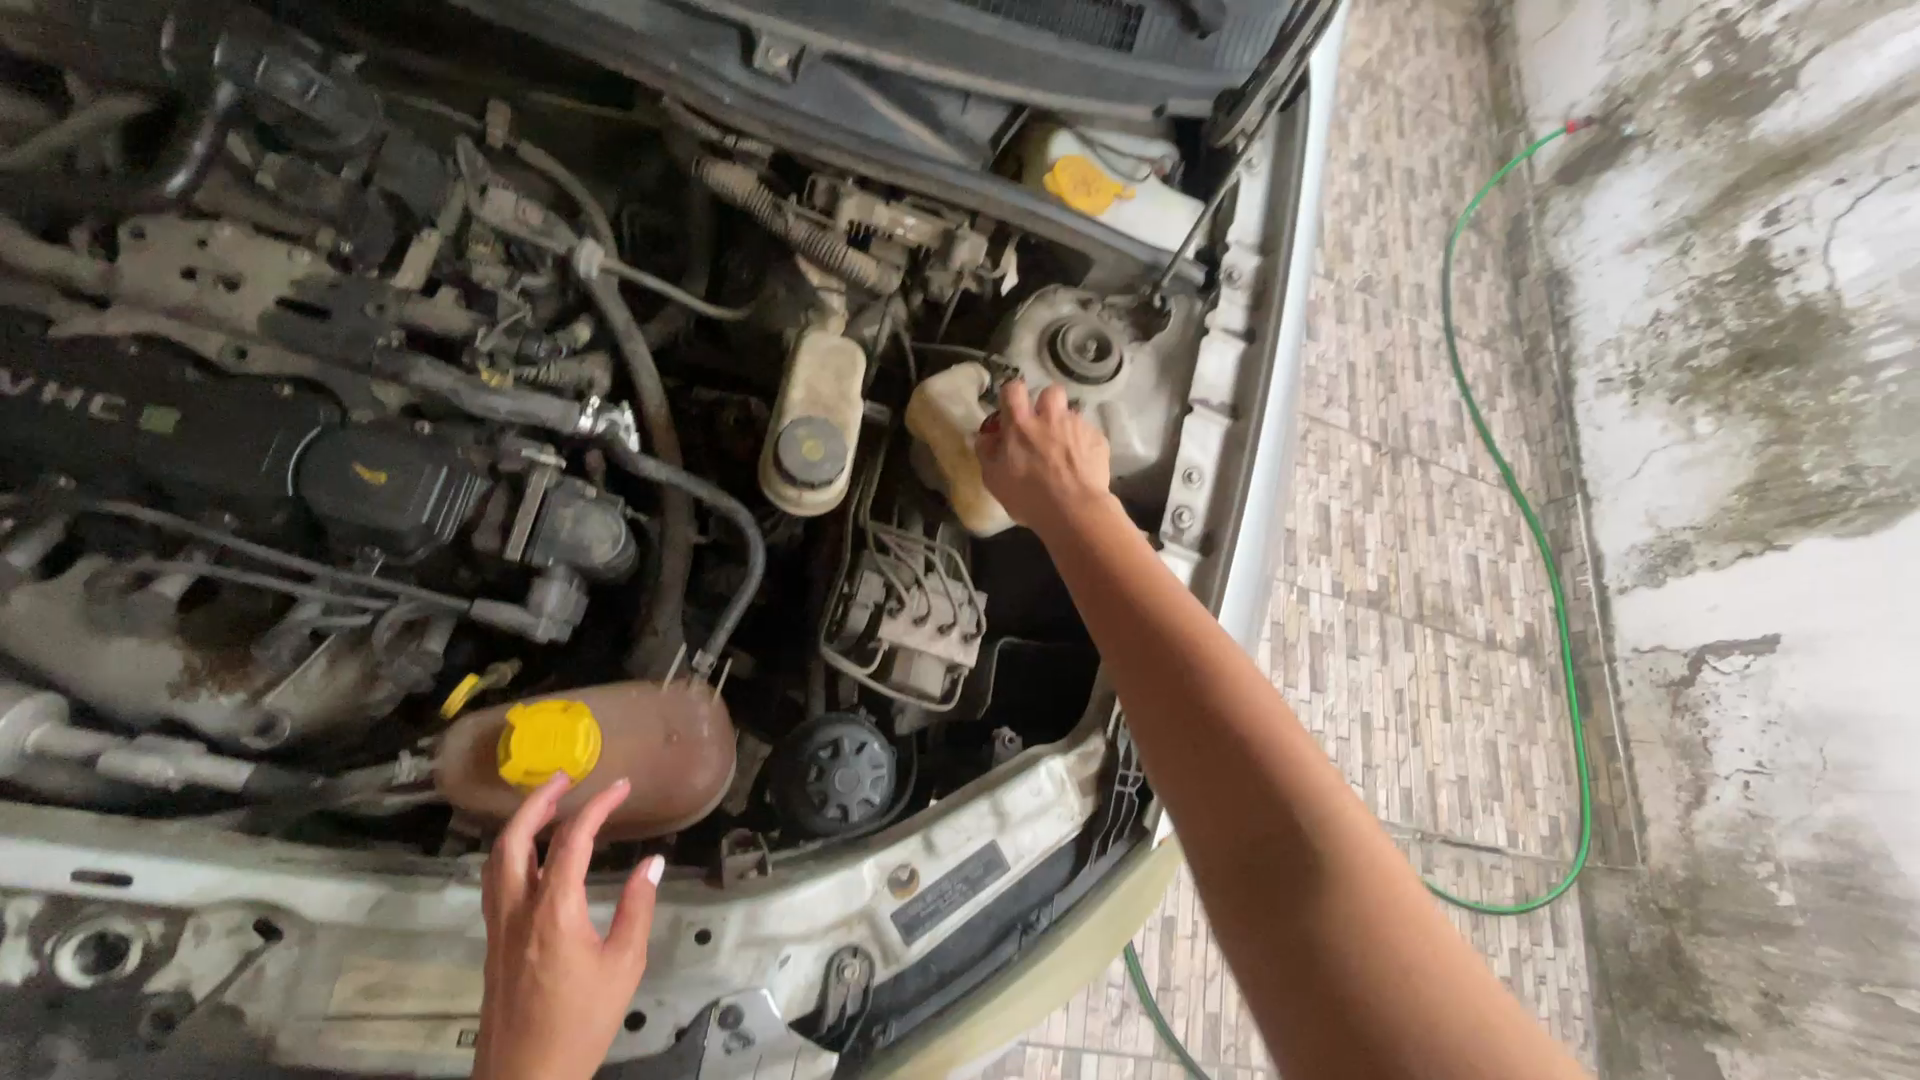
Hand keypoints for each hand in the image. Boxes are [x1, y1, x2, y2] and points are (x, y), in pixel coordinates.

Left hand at [474, 775, 663, 1079]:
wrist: (525, 1079)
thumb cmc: (581, 1023)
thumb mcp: (624, 965)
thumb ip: (637, 908)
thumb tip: (651, 861)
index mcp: (552, 911)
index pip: (571, 841)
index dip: (597, 807)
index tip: (621, 786)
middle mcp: (516, 911)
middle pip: (512, 841)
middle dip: (536, 802)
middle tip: (564, 778)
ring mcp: (498, 928)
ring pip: (495, 861)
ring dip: (518, 825)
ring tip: (546, 806)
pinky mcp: (494, 944)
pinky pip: (495, 882)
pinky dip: (511, 853)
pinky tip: (532, 856)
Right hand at [976, 379, 1114, 534]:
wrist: (1075, 511)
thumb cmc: (1028, 497)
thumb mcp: (994, 480)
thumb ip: (986, 453)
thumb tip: (984, 437)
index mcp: (1020, 424)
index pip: (1013, 389)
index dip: (1013, 395)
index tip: (1013, 409)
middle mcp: (1050, 418)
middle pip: (1050, 391)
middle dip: (1047, 403)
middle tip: (1044, 425)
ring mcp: (1077, 426)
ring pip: (1072, 414)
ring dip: (1066, 426)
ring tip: (1065, 449)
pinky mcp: (1098, 439)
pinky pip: (1089, 434)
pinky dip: (1084, 445)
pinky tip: (1081, 465)